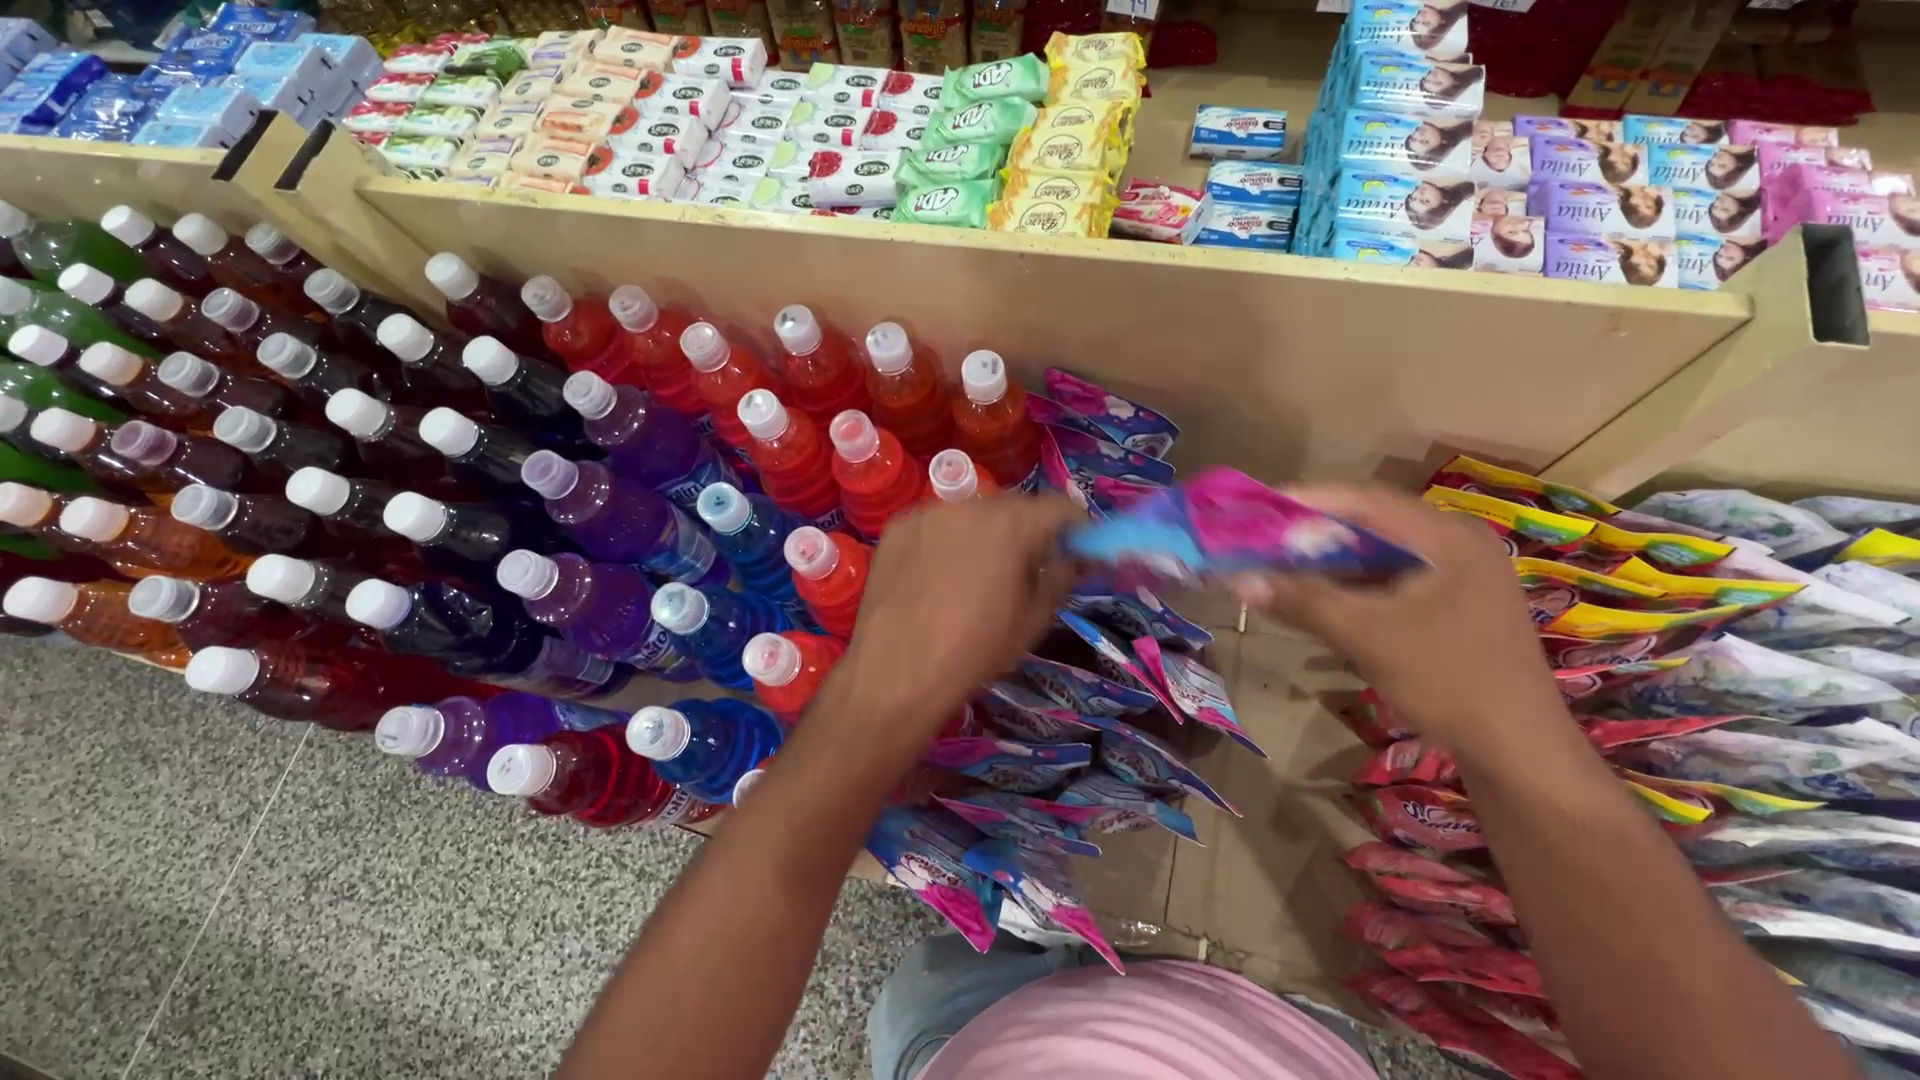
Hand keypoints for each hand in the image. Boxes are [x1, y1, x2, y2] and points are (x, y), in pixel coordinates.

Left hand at [840, 494, 1084, 726]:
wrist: (897, 670)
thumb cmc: (975, 650)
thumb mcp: (1034, 619)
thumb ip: (1062, 577)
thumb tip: (1078, 557)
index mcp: (1014, 524)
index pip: (1061, 507)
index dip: (1075, 527)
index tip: (1077, 549)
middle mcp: (972, 505)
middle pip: (1014, 506)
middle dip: (1028, 529)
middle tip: (1026, 566)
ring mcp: (928, 513)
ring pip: (972, 514)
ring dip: (984, 533)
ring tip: (977, 575)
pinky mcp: (897, 527)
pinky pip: (936, 526)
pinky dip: (946, 542)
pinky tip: (937, 578)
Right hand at [1229, 485, 1567, 757]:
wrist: (1518, 750)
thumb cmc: (1448, 680)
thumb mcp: (1367, 636)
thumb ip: (1303, 600)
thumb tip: (1238, 580)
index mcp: (1447, 537)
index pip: (1365, 501)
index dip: (1306, 503)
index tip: (1257, 512)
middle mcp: (1457, 545)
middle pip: (1372, 525)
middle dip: (1313, 535)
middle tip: (1262, 545)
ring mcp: (1459, 577)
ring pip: (1380, 556)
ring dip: (1330, 564)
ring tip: (1280, 572)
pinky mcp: (1454, 607)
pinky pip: (1392, 582)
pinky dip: (1353, 587)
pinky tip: (1320, 601)